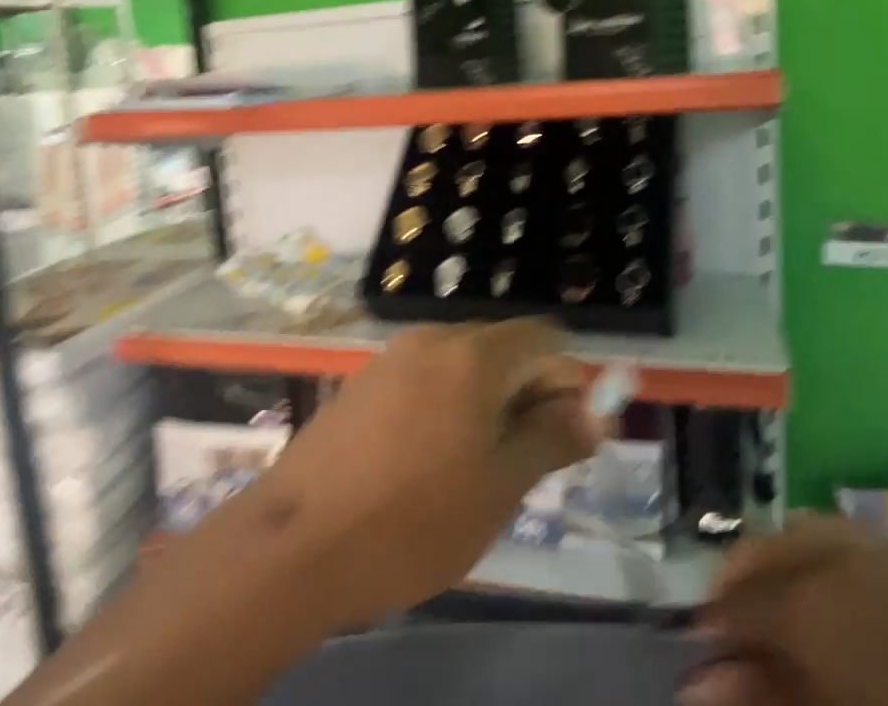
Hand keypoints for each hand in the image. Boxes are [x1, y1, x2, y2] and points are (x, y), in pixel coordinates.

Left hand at [256, 317, 601, 623]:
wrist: (294, 547)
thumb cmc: (413, 522)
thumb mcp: (499, 488)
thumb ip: (551, 440)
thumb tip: (593, 415)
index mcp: (470, 355)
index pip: (543, 340)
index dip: (566, 384)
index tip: (564, 441)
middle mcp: (427, 341)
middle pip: (501, 351)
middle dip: (526, 398)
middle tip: (523, 467)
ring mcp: (385, 362)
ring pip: (459, 371)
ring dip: (485, 409)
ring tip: (474, 475)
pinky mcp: (356, 388)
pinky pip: (420, 386)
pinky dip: (443, 413)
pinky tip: (426, 471)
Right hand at [684, 514, 887, 705]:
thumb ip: (760, 696)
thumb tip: (700, 683)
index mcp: (812, 599)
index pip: (735, 600)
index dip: (711, 626)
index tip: (700, 653)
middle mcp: (844, 561)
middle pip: (768, 550)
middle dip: (743, 582)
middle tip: (731, 627)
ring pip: (811, 535)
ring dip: (784, 565)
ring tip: (777, 611)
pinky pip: (858, 547)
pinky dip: (829, 562)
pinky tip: (831, 602)